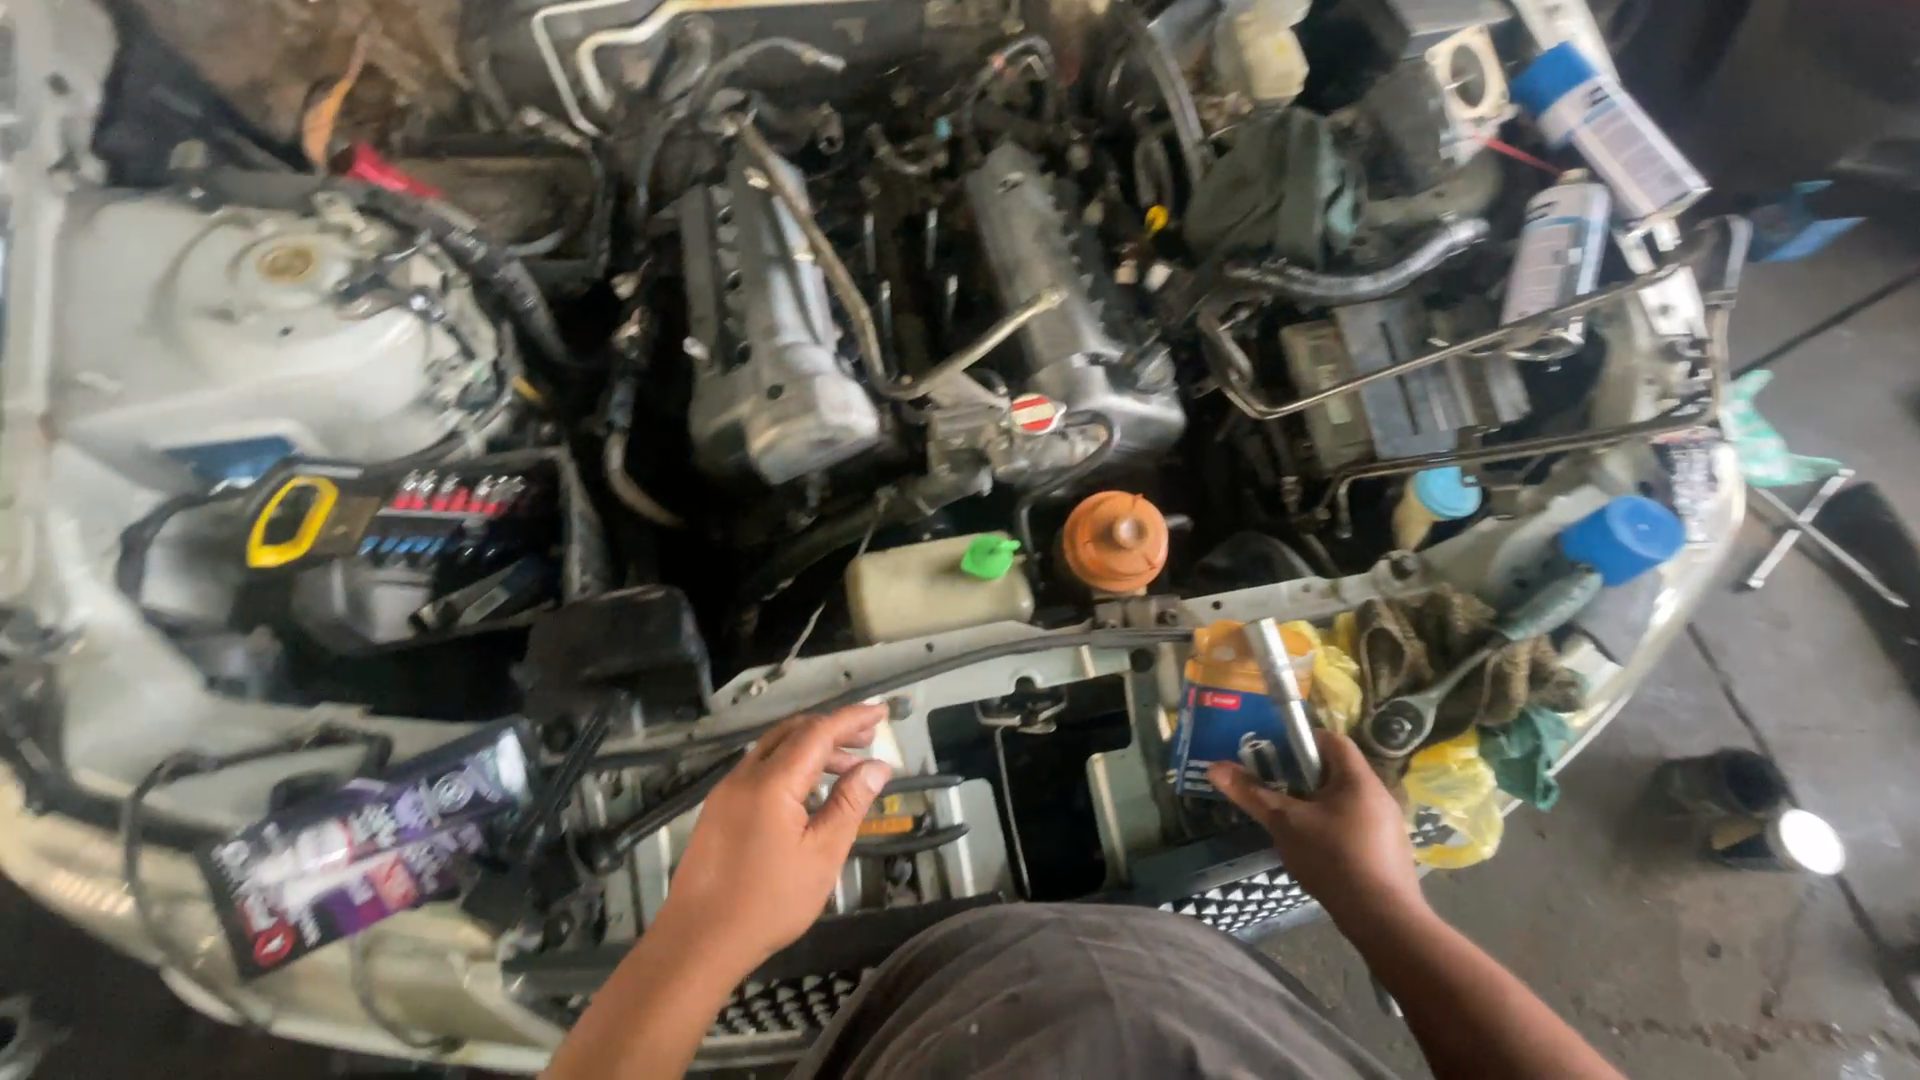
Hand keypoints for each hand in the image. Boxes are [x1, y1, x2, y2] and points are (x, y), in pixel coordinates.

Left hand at [652, 704, 893, 969]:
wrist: (697, 943)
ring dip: (812, 748)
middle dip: (833, 728)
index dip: (852, 718)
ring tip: (847, 768)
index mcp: (771, 783)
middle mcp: (744, 776)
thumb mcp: (822, 856)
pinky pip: (759, 770)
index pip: (817, 732)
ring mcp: (726, 792)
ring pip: (774, 749)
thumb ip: (849, 804)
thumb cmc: (768, 903)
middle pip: (793, 732)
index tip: (881, 712)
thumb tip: (876, 768)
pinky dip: (791, 766)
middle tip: (868, 738)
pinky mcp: (718, 810)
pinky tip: (810, 791)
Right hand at [1207, 728, 1425, 928]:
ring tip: (1289, 819)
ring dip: (1316, 803)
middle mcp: (1379, 795)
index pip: (1332, 740)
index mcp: (1358, 780)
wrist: (1384, 921)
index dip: (1302, 740)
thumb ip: (1251, 793)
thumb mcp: (1284, 823)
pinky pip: (1356, 824)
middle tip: (1274, 787)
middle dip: (1303, 775)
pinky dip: (1332, 826)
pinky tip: (1315, 848)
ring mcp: (1388, 825)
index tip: (1275, 755)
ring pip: (1345, 800)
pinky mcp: (1388, 851)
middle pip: (1337, 770)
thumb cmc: (1333, 859)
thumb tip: (1214, 767)